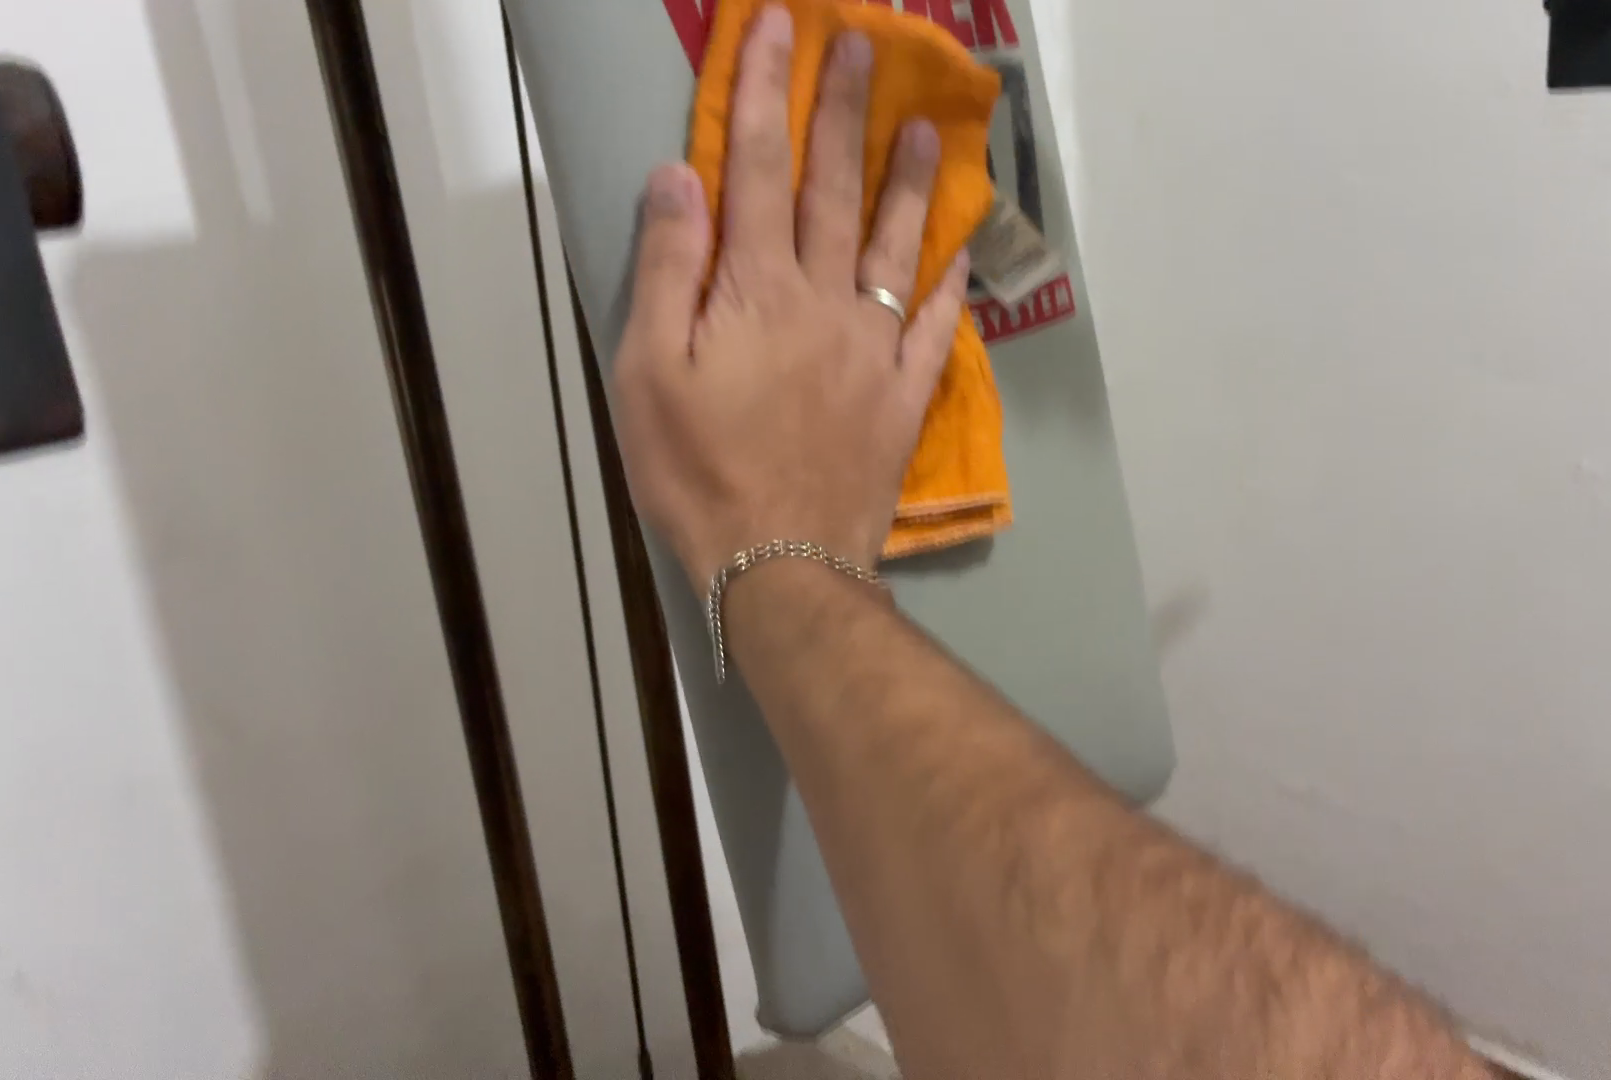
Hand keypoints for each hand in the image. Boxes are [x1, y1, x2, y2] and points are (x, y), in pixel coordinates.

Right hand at [610, 5, 969, 593]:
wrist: (779, 558)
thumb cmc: (697, 472)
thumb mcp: (647, 373)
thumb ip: (666, 269)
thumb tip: (681, 178)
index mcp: (756, 290)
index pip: (758, 168)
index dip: (766, 89)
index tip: (781, 25)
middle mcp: (826, 303)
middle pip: (836, 191)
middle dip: (845, 112)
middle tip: (866, 48)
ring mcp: (875, 349)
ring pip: (898, 249)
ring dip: (912, 185)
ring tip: (929, 134)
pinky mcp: (904, 397)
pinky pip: (935, 331)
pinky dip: (950, 289)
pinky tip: (963, 256)